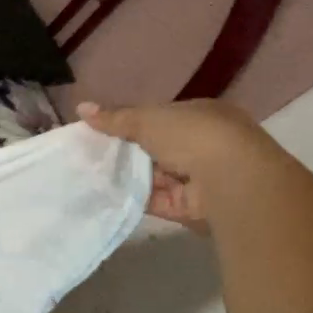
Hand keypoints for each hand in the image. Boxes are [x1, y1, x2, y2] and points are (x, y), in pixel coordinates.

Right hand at [78, 98, 278, 231]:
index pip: (162, 118)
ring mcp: (198, 177)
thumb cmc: (193, 136)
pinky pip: (152, 199)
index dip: (131, 122)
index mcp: (203, 116)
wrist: (231, 180)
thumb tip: (81, 107)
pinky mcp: (187, 205)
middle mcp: (204, 145)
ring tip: (86, 171)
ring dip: (125, 174)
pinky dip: (130, 195)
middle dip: (125, 150)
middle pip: (155, 147)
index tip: (102, 128)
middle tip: (88, 150)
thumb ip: (115, 117)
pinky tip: (101, 192)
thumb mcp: (148, 119)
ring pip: (151, 174)